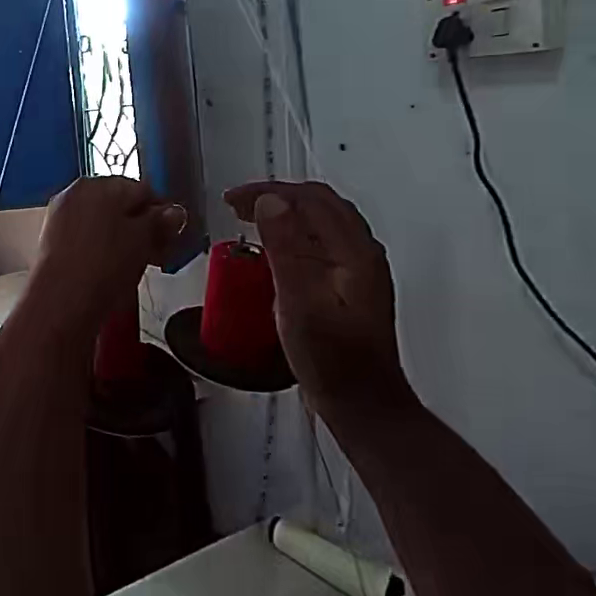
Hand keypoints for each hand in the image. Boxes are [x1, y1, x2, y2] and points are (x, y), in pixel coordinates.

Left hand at [19, 176, 186, 340]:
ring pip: (102, 220)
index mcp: (99, 184)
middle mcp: (76, 191)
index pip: (142, 190)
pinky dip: (101, 247)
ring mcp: (61, 212)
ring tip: (137, 265)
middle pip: (120, 204)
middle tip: (158, 253)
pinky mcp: (51, 235)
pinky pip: (86, 234)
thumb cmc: (105, 264)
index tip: (172, 237)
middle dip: (141, 227)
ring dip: (122, 238)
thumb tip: (174, 213)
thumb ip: (161, 223)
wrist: (61, 298)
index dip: (162, 214)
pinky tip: (111, 269)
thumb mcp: (143, 241)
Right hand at [223, 181, 415, 418]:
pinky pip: (321, 238)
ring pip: (322, 219)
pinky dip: (292, 228)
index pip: (311, 199)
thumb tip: (271, 201)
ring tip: (250, 216)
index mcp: (354, 253)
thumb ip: (286, 248)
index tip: (232, 200)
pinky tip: (273, 244)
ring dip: (284, 209)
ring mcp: (359, 269)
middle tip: (238, 204)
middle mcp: (362, 254)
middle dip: (276, 195)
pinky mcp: (349, 283)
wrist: (361, 404)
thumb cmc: (330, 359)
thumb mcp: (299, 301)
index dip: (269, 191)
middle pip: (320, 203)